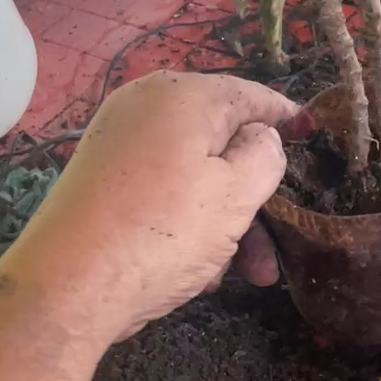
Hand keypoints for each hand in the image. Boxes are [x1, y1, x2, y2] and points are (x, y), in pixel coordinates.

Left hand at [0, 71, 296, 346]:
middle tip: (276, 247)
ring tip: (243, 275)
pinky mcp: (101, 182)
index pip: (250, 96)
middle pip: (221, 147)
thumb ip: (265, 157)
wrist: (70, 284)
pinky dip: (187, 226)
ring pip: (194, 178)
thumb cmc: (164, 233)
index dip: (285, 117)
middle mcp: (146, 108)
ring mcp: (119, 144)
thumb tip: (261, 136)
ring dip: (226, 225)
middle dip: (255, 201)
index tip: (310, 132)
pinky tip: (198, 273)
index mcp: (183, 97)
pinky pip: (162, 194)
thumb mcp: (236, 194)